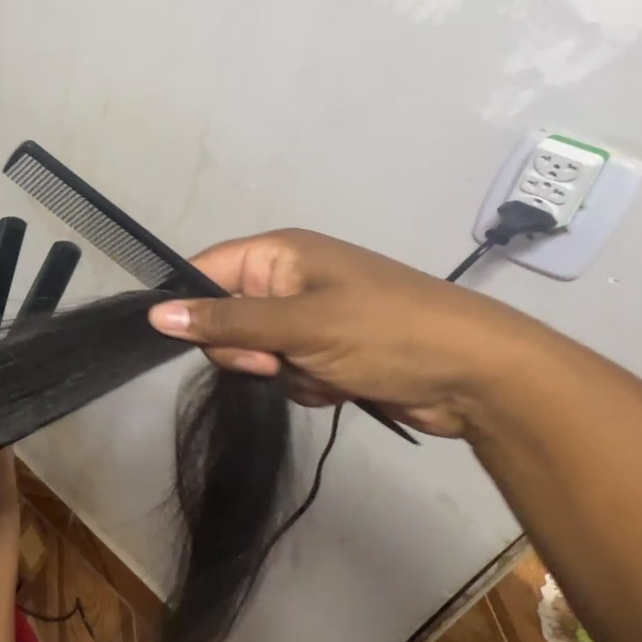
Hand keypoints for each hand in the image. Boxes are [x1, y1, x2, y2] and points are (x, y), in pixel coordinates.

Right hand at [146, 229, 558, 437]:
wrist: (486, 379)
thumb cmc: (388, 333)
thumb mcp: (298, 325)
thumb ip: (224, 322)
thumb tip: (155, 315)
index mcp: (280, 255)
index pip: (204, 271)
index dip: (190, 305)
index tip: (193, 340)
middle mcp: (289, 280)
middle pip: (225, 316)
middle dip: (243, 348)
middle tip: (271, 362)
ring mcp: (310, 317)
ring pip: (254, 350)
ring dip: (278, 371)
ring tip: (319, 374)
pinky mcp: (330, 351)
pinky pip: (287, 370)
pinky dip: (305, 384)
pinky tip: (340, 386)